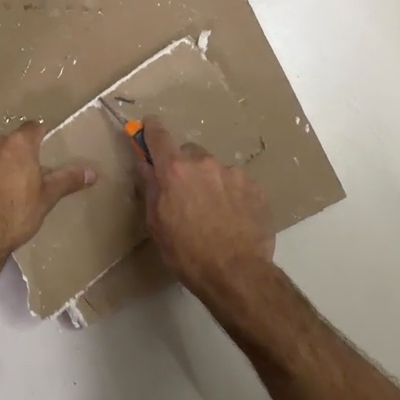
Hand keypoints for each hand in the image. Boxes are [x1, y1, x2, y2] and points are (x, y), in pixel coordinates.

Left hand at [0, 120, 94, 263]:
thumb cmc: (17, 216)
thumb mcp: (47, 198)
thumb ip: (68, 179)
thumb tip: (92, 171)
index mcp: (18, 145)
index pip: (33, 127)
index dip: (40, 136)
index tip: (44, 147)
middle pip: (8, 142)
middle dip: (15, 155)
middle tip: (23, 177)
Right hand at [138, 120, 275, 293]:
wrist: (236, 274)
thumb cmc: (187, 253)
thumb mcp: (157, 225)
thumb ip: (150, 188)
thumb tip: (143, 164)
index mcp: (175, 170)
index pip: (159, 136)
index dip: (151, 129)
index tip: (148, 125)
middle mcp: (204, 163)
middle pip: (190, 153)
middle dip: (185, 167)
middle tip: (185, 193)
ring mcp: (233, 173)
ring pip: (215, 169)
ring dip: (210, 182)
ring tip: (214, 212)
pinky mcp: (256, 187)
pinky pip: (238, 183)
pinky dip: (232, 194)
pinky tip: (234, 218)